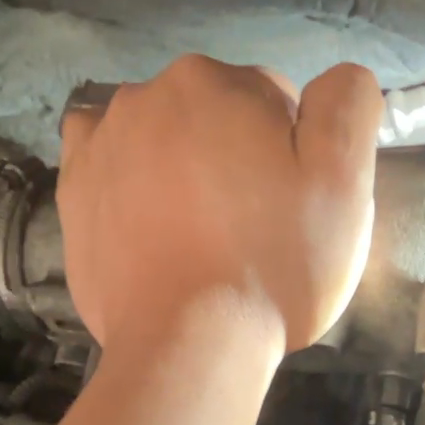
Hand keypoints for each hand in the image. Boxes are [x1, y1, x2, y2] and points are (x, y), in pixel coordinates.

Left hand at [57, 55, 383, 355]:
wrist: (189, 345)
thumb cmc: (275, 267)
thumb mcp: (344, 186)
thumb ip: (348, 109)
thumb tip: (341, 79)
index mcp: (216, 83)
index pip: (275, 100)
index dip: (296, 156)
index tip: (295, 209)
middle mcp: (149, 94)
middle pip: (217, 117)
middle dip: (240, 158)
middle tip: (255, 231)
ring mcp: (102, 143)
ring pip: (164, 140)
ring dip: (187, 170)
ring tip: (204, 239)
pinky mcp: (75, 193)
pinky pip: (110, 164)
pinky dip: (133, 182)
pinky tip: (155, 223)